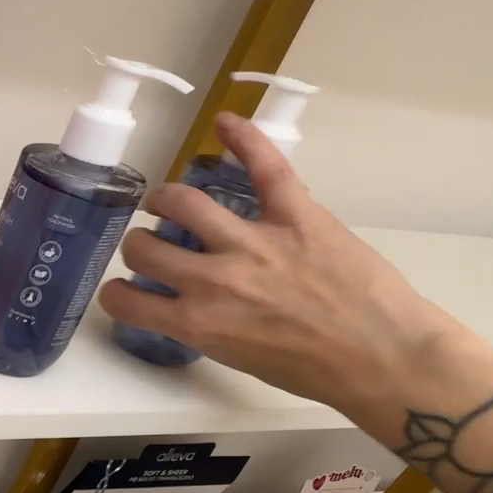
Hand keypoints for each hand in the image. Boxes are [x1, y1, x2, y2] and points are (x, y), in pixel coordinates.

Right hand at [98, 112, 492, 429]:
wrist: (377, 356)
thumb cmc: (306, 368)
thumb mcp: (231, 357)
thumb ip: (199, 324)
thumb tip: (187, 301)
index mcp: (193, 322)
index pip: (124, 301)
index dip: (115, 293)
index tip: (122, 290)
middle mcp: (211, 280)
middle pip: (143, 248)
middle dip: (137, 246)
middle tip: (149, 244)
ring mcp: (252, 242)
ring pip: (184, 203)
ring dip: (163, 199)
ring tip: (165, 201)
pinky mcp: (296, 215)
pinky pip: (265, 168)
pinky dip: (243, 140)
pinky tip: (223, 123)